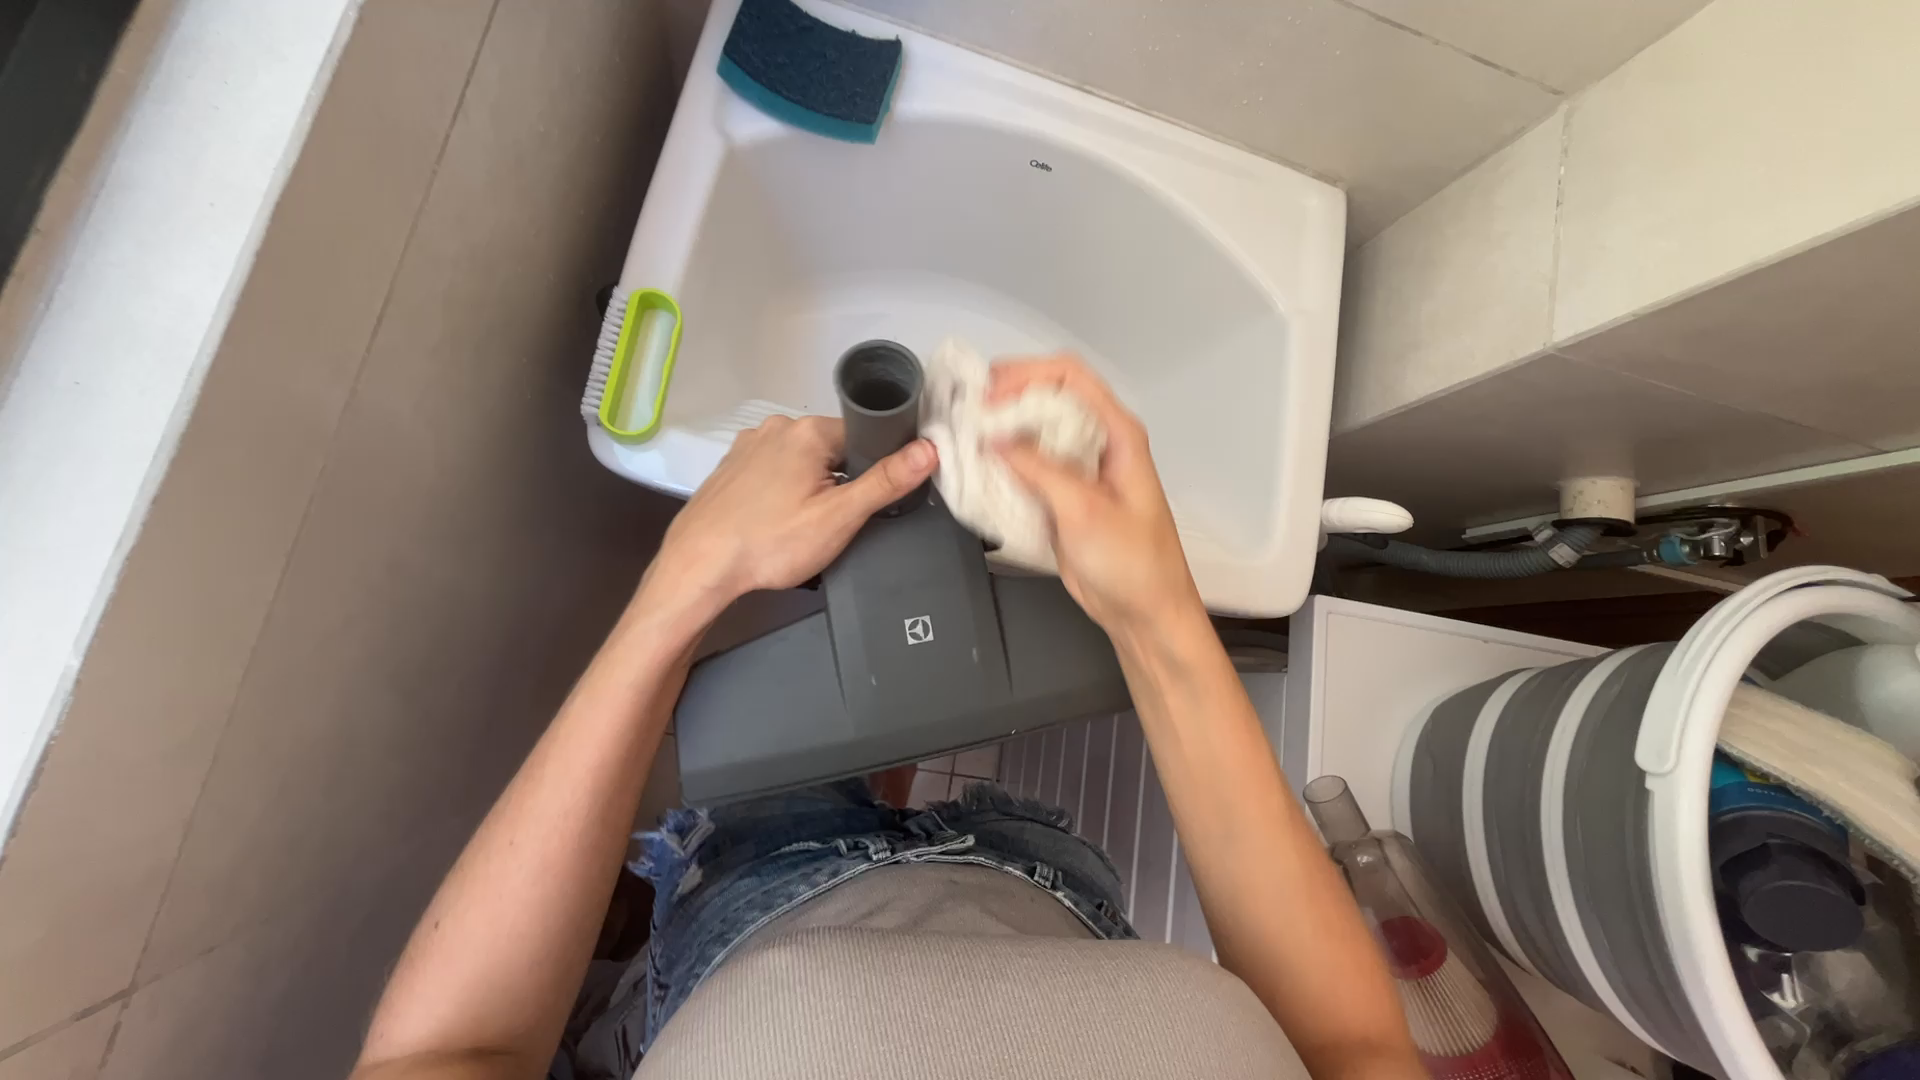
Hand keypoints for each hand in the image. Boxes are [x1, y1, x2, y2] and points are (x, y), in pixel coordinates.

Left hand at [640, 415, 936, 618]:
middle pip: (832, 447)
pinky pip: (774, 470)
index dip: (875, 468)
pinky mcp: (731, 467)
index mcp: (808, 431)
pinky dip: (784, 490)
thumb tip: (929, 449)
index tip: (870, 500)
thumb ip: (886, 482)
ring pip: (802, 460)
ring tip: (804, 525)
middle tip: (836, 521)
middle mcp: (777, 427)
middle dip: (842, 479)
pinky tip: (777, 521)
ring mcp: (749, 445)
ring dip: (812, 485)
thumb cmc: (771, 543)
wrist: (699, 567)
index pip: (863, 436)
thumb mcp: (839, 516)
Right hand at [991, 354, 1204, 641]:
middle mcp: (1098, 442)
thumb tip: (996, 438)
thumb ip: (1040, 469)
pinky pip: (1029, 465)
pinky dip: (1003, 461)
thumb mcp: (1084, 511)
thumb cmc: (1132, 563)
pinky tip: (980, 466)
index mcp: (1117, 433)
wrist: (1144, 611)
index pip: (1070, 377)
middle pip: (1049, 396)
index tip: (988, 397)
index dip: (1025, 377)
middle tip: (968, 410)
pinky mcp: (1062, 494)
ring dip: (1001, 429)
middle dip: (1007, 397)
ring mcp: (1079, 468)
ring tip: (965, 433)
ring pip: (1035, 430)